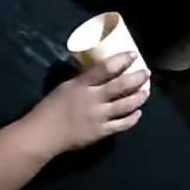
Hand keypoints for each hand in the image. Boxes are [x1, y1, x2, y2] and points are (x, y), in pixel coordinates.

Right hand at [28, 52, 149, 153]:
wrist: (43, 134)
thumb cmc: (49, 109)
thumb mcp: (65, 87)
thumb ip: (82, 81)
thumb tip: (96, 73)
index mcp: (82, 85)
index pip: (106, 68)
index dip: (122, 60)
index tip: (133, 54)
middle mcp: (94, 99)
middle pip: (121, 86)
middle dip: (137, 78)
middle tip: (146, 73)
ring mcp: (99, 116)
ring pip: (126, 105)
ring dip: (138, 98)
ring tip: (146, 92)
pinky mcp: (102, 132)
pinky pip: (122, 124)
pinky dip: (132, 118)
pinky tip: (138, 113)